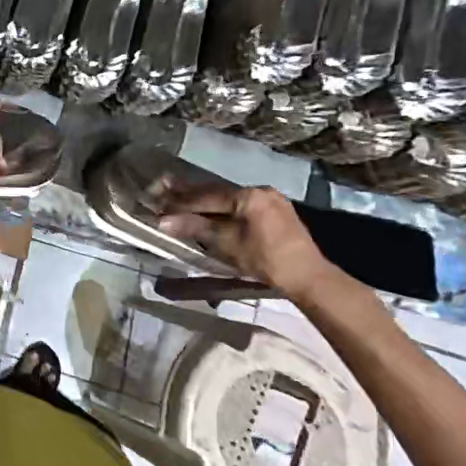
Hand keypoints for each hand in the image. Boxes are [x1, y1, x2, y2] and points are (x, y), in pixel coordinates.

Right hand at [158, 183, 339, 300]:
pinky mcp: (277, 211)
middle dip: (191, 196)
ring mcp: (271, 199)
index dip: (181, 201)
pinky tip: (212, 213)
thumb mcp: (227, 244)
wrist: (307, 276)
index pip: (207, 196)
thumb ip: (196, 227)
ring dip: (206, 202)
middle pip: (218, 193)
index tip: (158, 203)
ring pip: (230, 198)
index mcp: (248, 195)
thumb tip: (163, 221)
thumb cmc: (265, 260)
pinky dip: (224, 209)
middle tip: (164, 192)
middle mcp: (260, 190)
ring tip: (183, 203)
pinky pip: (242, 205)